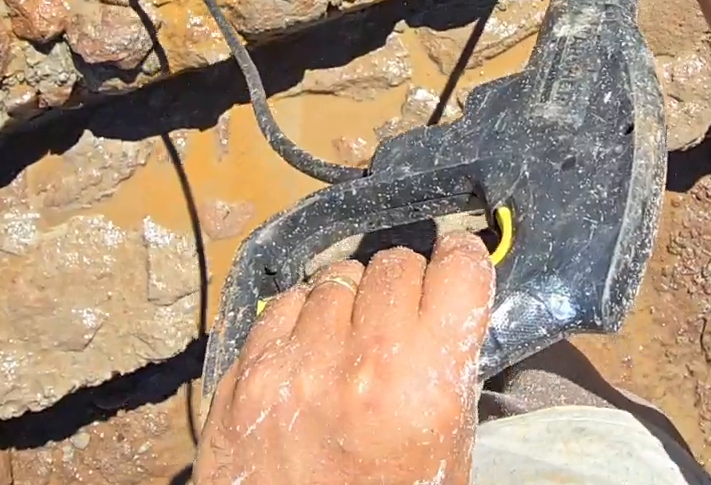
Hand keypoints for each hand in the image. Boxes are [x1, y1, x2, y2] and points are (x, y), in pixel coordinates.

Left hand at [195, 233, 495, 484]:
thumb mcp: (446, 447)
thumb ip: (449, 365)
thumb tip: (448, 298)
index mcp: (426, 385)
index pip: (459, 269)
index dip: (462, 263)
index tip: (457, 268)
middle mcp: (364, 362)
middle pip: (395, 262)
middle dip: (404, 285)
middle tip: (399, 321)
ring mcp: (299, 363)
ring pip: (339, 274)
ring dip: (351, 301)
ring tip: (350, 342)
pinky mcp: (248, 372)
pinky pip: (288, 301)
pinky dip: (303, 317)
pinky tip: (310, 352)